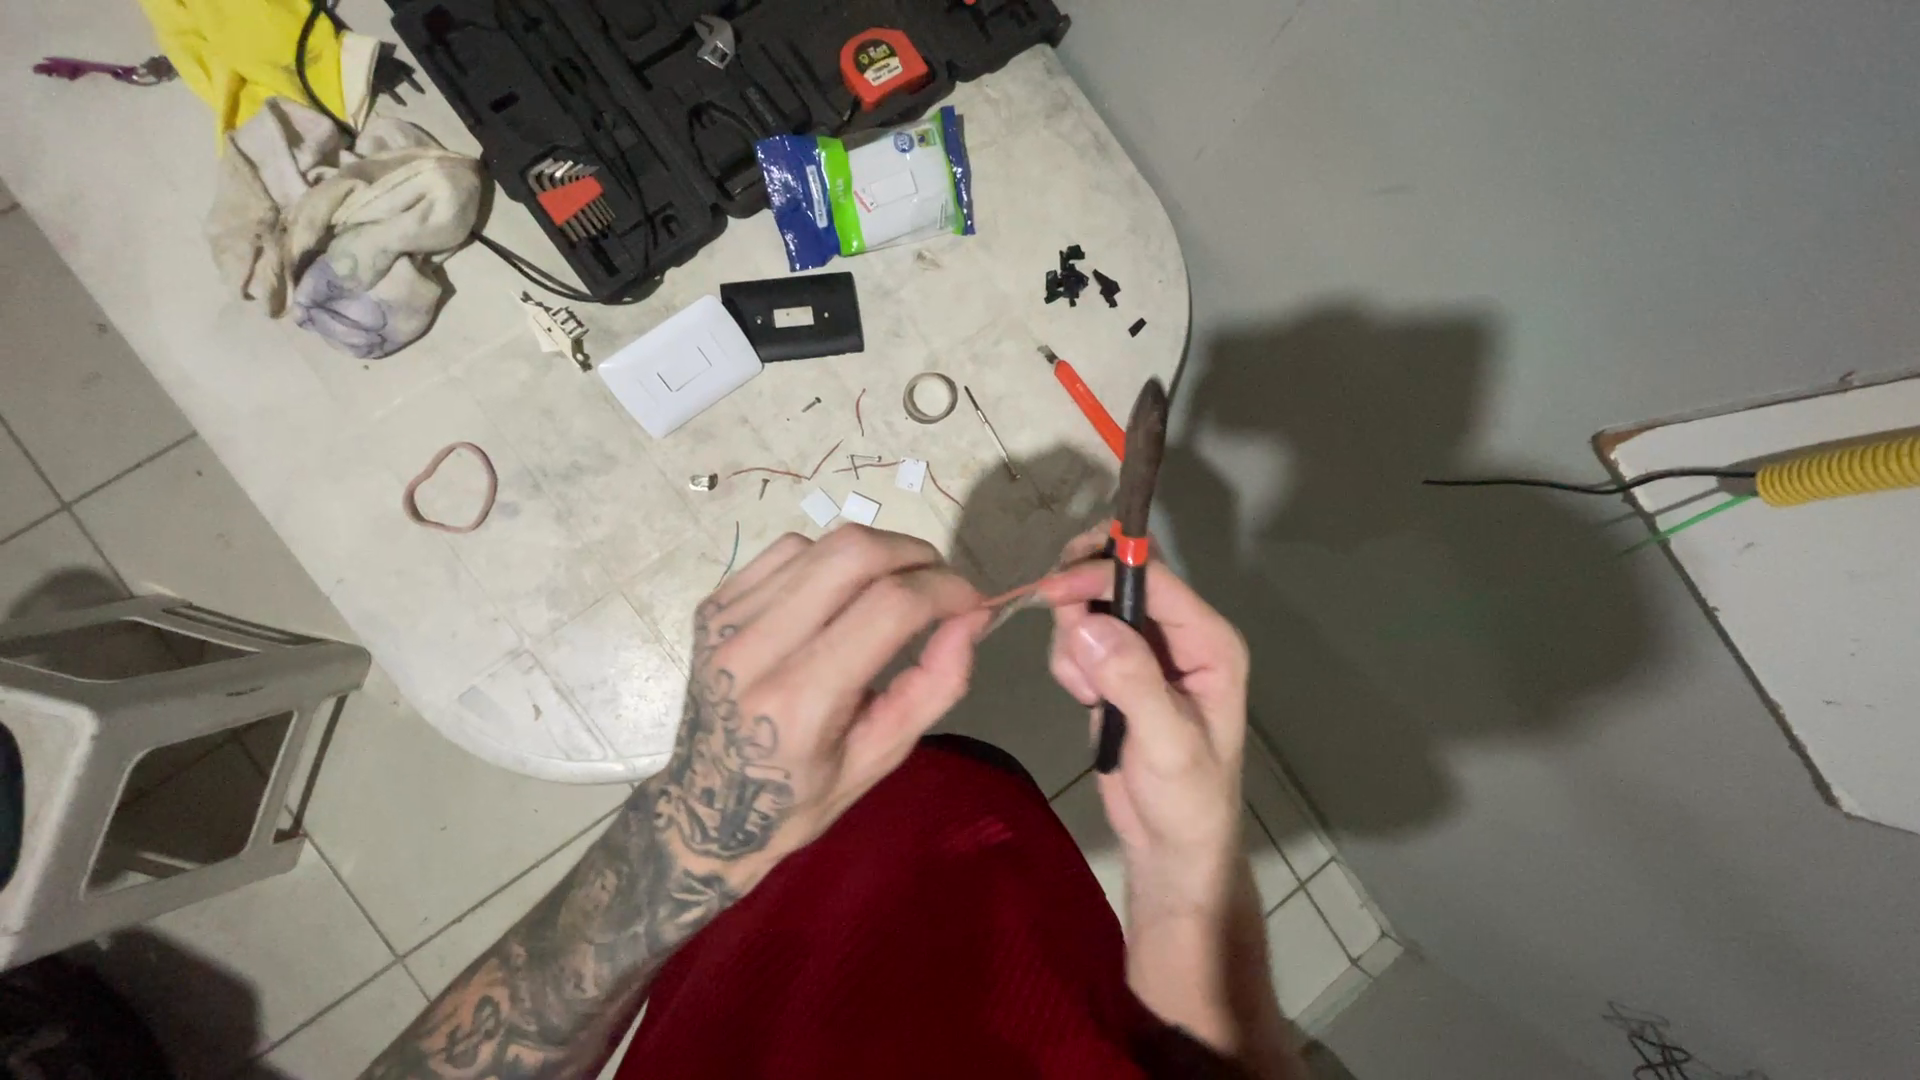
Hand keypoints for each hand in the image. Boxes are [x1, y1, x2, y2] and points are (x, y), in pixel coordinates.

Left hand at [653, 525, 989, 896]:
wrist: (702, 812)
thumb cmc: (800, 798)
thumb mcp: (881, 758)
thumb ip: (935, 684)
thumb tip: (971, 615)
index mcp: (799, 702)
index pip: (889, 607)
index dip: (945, 590)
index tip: (972, 602)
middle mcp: (754, 649)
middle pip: (853, 553)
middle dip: (915, 555)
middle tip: (940, 585)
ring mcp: (726, 620)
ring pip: (822, 543)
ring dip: (876, 555)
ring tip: (895, 590)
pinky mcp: (713, 605)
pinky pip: (789, 551)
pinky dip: (832, 559)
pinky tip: (842, 593)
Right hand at [1039, 530, 1249, 926]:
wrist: (1169, 844)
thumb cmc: (1186, 799)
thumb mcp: (1168, 744)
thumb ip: (1133, 681)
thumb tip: (1088, 625)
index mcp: (1207, 641)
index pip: (1153, 579)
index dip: (1102, 573)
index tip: (1053, 591)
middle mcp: (1176, 633)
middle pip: (1122, 572)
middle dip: (1082, 587)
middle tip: (1058, 616)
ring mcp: (1143, 647)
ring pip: (1090, 603)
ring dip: (1072, 637)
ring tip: (1089, 693)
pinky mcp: (1115, 665)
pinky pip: (1077, 636)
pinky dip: (1068, 661)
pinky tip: (1087, 701)